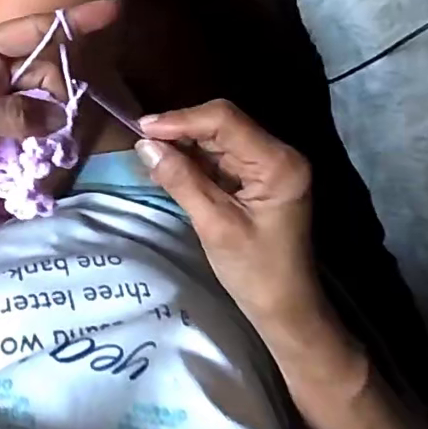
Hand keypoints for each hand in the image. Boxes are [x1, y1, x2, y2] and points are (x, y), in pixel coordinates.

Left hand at [0, 0, 122, 216]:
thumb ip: (10, 112)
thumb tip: (56, 117)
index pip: (31, 28)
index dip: (73, 20)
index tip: (113, 9)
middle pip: (41, 65)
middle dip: (58, 89)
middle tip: (57, 124)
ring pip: (38, 96)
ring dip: (49, 118)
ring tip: (43, 147)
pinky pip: (28, 121)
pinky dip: (38, 135)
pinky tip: (36, 153)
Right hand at [135, 100, 320, 330]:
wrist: (286, 308)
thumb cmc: (256, 271)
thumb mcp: (214, 225)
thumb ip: (181, 180)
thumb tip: (145, 146)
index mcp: (277, 163)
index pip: (225, 121)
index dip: (181, 120)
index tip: (143, 129)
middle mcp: (276, 154)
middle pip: (220, 123)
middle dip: (179, 129)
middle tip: (142, 142)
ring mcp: (266, 164)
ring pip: (215, 135)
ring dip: (181, 142)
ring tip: (149, 154)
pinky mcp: (254, 176)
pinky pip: (216, 154)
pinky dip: (189, 157)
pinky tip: (167, 165)